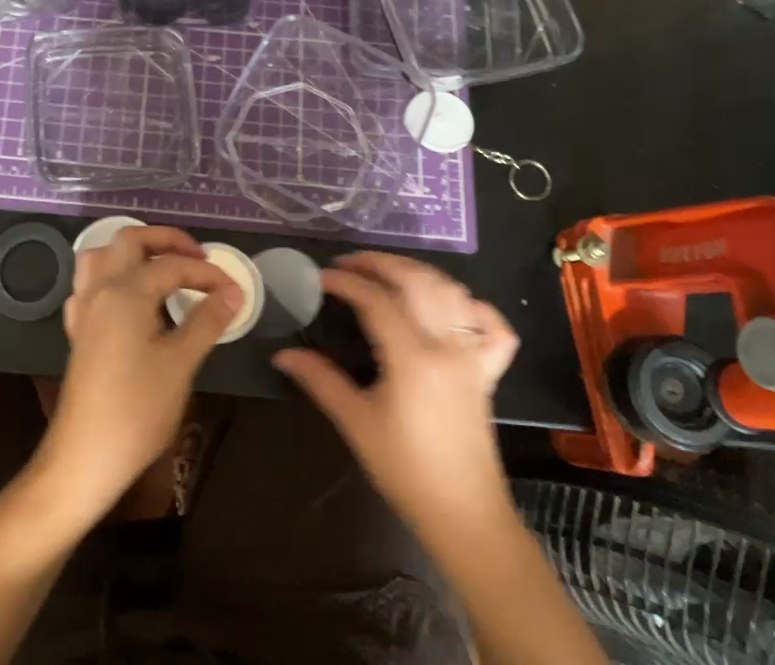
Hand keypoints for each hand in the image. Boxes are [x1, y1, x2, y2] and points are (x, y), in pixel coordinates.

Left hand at [31, 226, 238, 524]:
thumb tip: (233, 291)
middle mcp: (99, 290)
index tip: (235, 290)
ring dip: (134, 253)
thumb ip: (207, 321)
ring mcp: (83, 309)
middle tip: (199, 259)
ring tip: (165, 270)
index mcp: (125, 292)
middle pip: (130, 241)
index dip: (208, 273)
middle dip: (166, 241)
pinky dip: (112, 278)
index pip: (173, 265)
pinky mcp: (78, 331)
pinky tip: (131, 300)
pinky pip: (90, 286)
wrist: (86, 453)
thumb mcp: (181, 364)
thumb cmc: (137, 409)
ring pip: (102, 256)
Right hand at [273, 253, 518, 536]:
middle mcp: (448, 346)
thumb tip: (282, 354)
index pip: (376, 300)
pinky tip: (447, 307)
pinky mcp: (489, 372)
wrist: (462, 510)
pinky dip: (471, 306)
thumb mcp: (354, 421)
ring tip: (386, 274)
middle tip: (348, 264)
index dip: (344, 282)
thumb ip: (319, 379)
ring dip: (418, 273)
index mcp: (413, 358)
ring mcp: (474, 356)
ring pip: (453, 293)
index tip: (317, 278)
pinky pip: (492, 326)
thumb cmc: (403, 468)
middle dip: (381, 263)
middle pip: (418, 281)